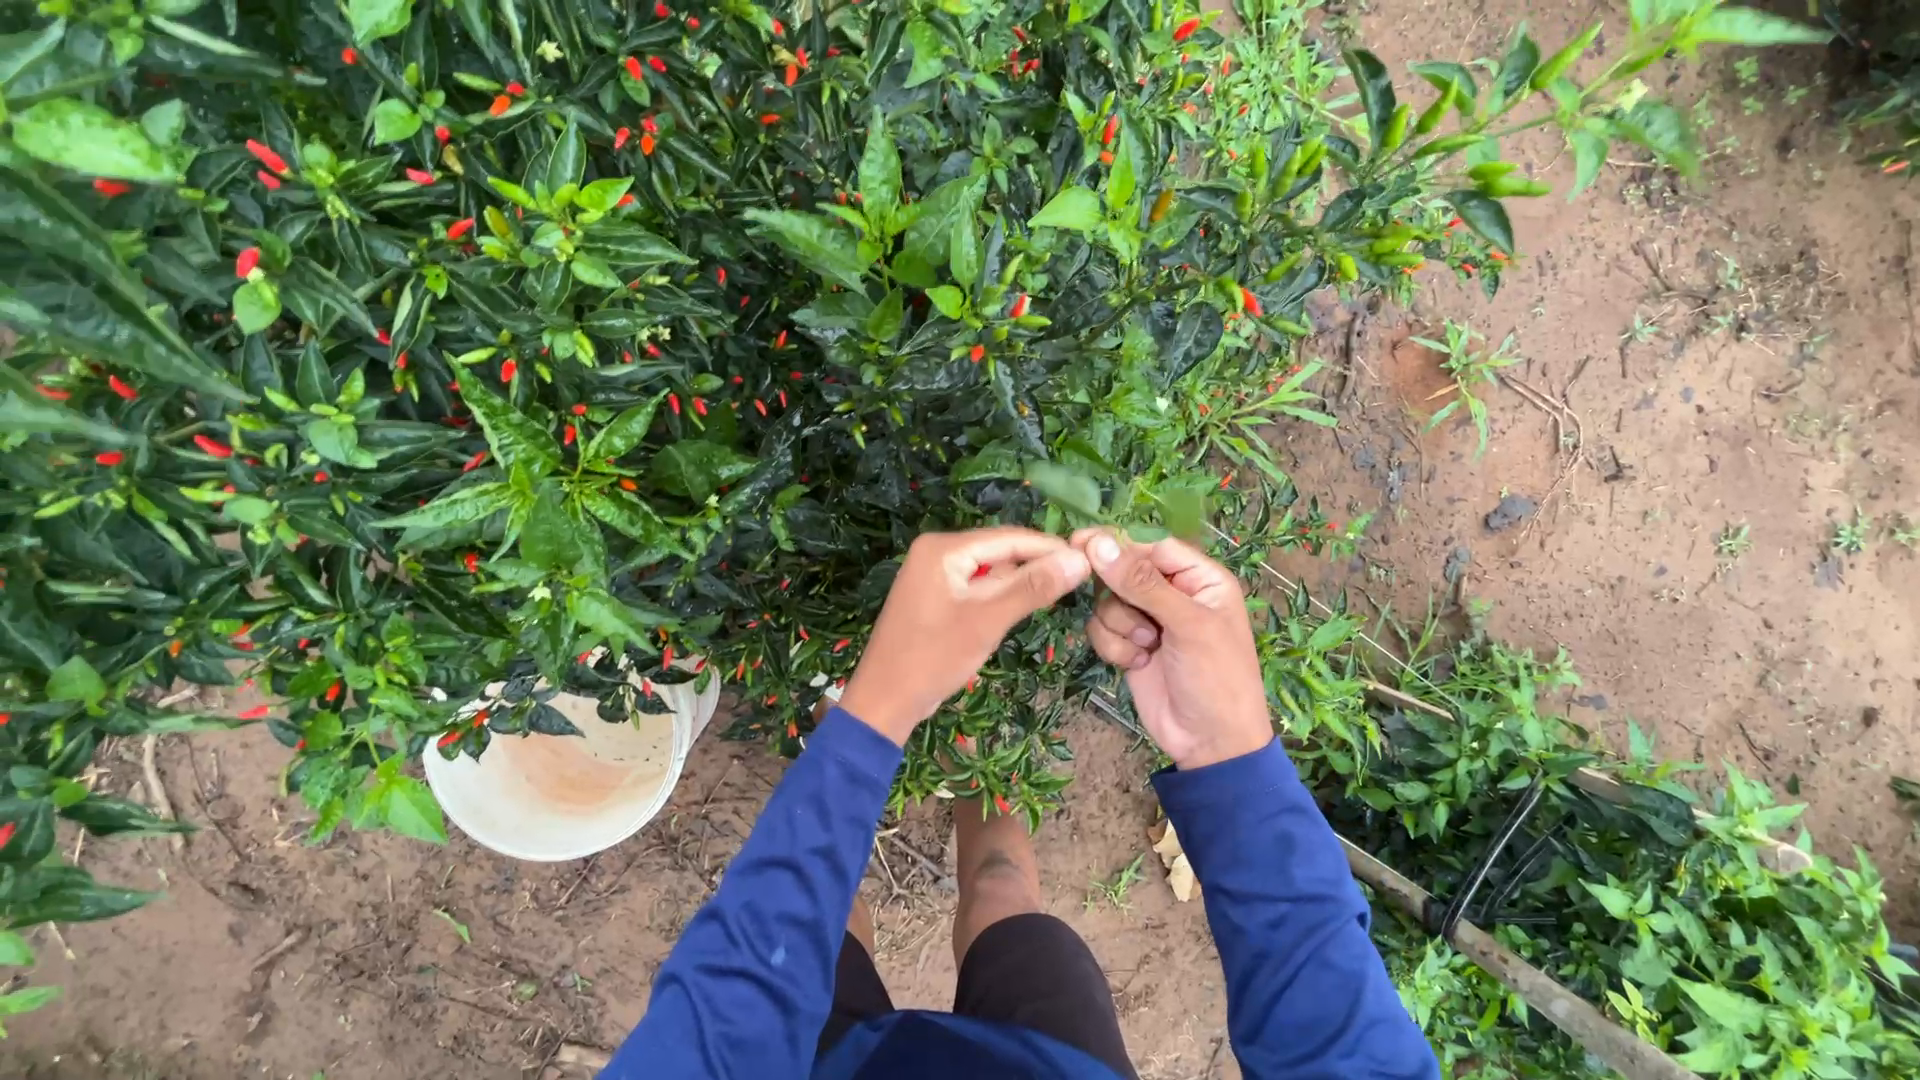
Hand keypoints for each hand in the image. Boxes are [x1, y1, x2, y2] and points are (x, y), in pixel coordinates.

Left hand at [840, 528, 1090, 744]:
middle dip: (1036, 565)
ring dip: (1020, 582)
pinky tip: (1022, 607)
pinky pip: (976, 587)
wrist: (884, 701)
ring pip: (990, 570)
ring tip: (1060, 593)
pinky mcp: (934, 597)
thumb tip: (1080, 560)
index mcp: (943, 548)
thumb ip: (1033, 588)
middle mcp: (935, 552)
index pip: (1009, 538)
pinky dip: (1000, 596)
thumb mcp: (987, 621)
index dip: (1050, 548)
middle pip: (999, 551)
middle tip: (1080, 580)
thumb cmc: (933, 658)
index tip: (1090, 561)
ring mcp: (932, 574)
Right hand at [1072, 528, 1270, 769]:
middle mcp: (1174, 594)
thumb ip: (1142, 583)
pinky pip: (1102, 628)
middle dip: (1118, 593)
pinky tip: (1135, 663)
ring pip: (1108, 601)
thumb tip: (1099, 543)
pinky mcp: (1129, 645)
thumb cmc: (1215, 677)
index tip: (1082, 543)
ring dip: (1118, 624)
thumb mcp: (1187, 625)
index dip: (1119, 545)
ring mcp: (1149, 621)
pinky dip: (1113, 645)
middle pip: (1124, 571)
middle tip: (1116, 605)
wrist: (1209, 743)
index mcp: (1201, 579)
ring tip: (1145, 646)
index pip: (1152, 547)